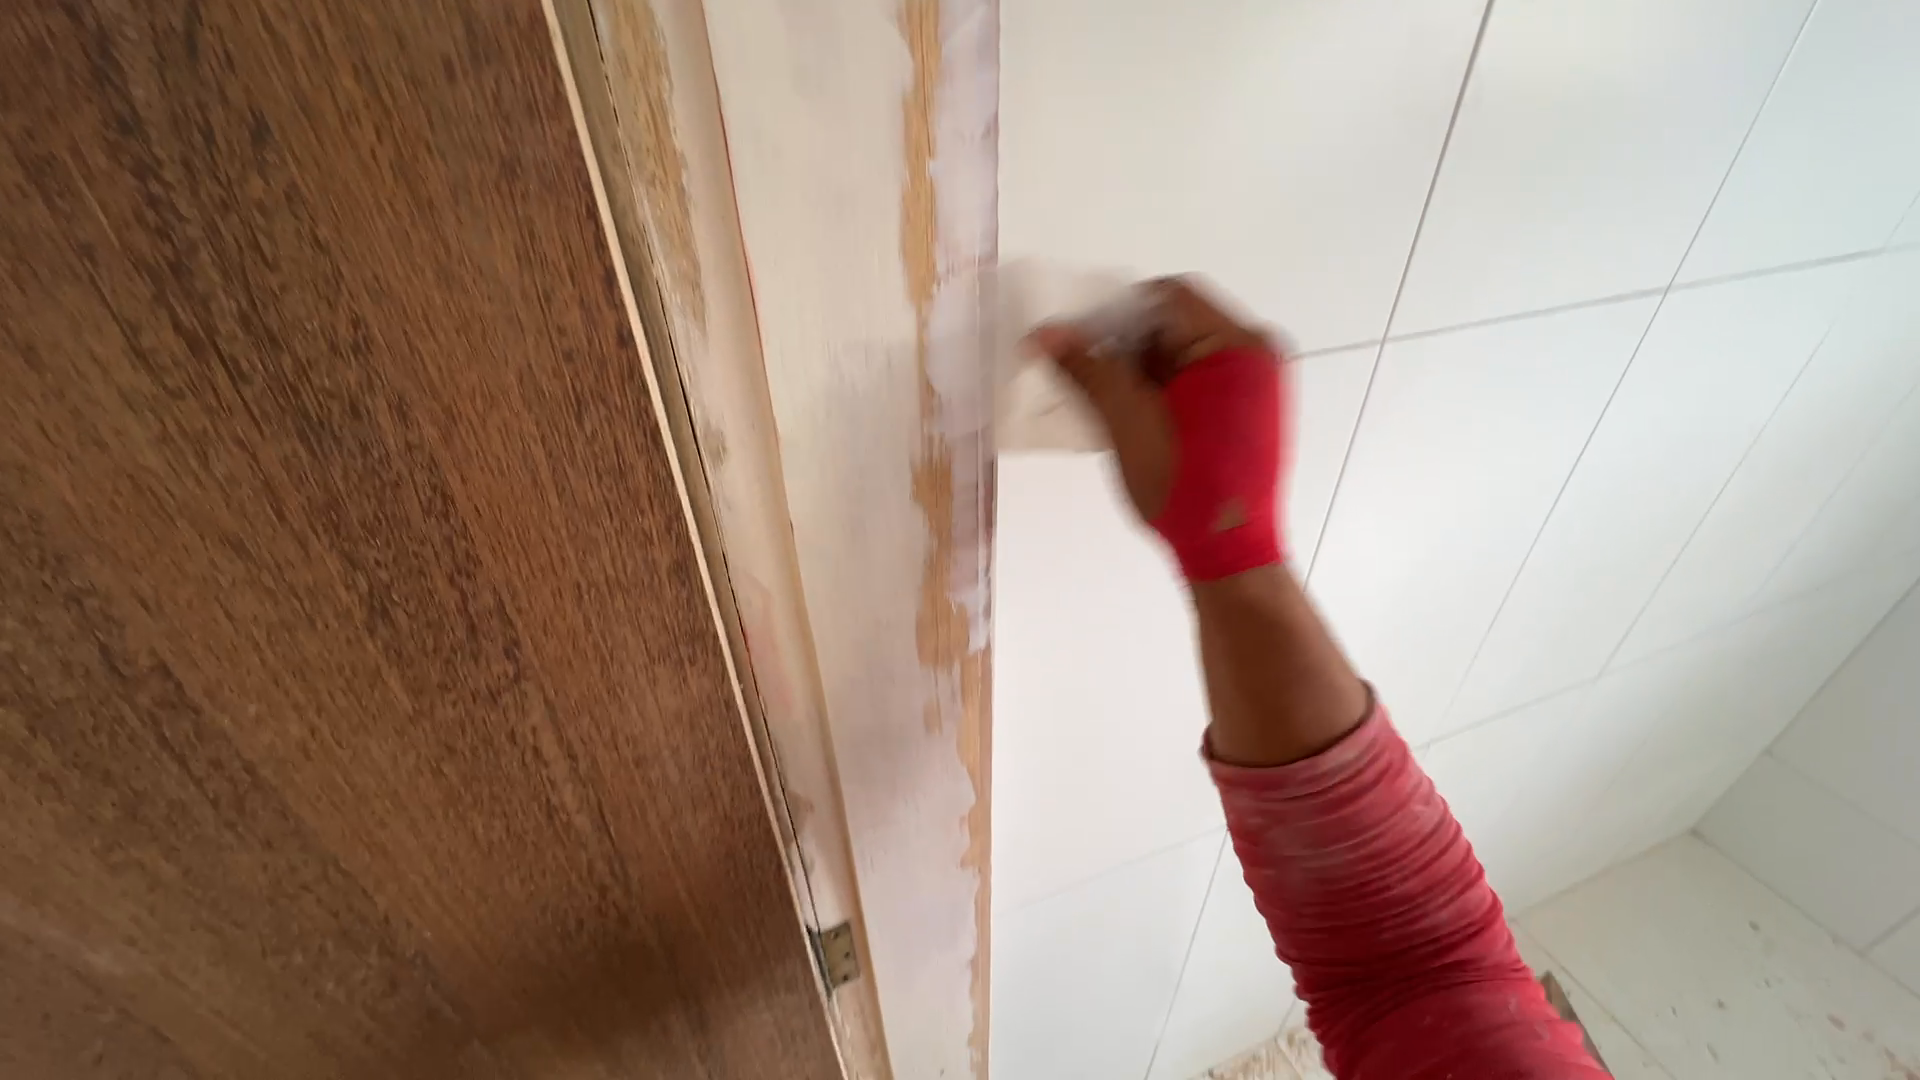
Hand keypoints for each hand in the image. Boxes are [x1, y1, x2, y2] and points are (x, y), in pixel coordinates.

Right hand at [1024, 276, 1288, 580]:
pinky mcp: (1245, 414)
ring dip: (1136, 371)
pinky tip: (1128, 417)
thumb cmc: (1182, 485)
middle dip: (1123, 346)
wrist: (1229, 555)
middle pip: (1175, 326)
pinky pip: (1194, 384)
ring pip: (1181, 357)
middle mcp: (1254, 355)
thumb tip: (1043, 334)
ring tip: (1099, 399)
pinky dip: (1158, 392)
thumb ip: (1088, 370)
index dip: (1114, 312)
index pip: (1167, 297)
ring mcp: (1254, 387)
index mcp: (1237, 345)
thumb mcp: (1127, 422)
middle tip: (1081, 372)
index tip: (1076, 342)